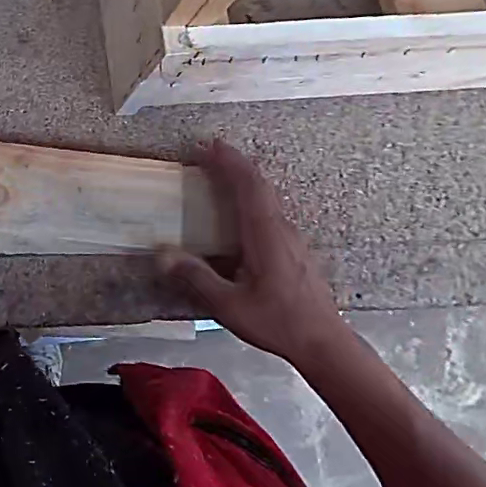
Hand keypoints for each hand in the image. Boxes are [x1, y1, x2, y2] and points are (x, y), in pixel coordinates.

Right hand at [157, 139, 353, 367]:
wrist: (323, 341)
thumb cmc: (276, 321)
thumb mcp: (229, 305)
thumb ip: (196, 277)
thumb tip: (163, 255)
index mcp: (265, 234)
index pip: (248, 186)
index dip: (229, 162)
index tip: (208, 146)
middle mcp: (281, 229)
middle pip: (260, 185)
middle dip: (234, 164)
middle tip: (210, 152)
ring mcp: (292, 238)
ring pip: (268, 198)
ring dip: (244, 181)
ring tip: (222, 176)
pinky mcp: (296, 250)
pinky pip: (271, 212)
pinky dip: (252, 199)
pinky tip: (241, 214)